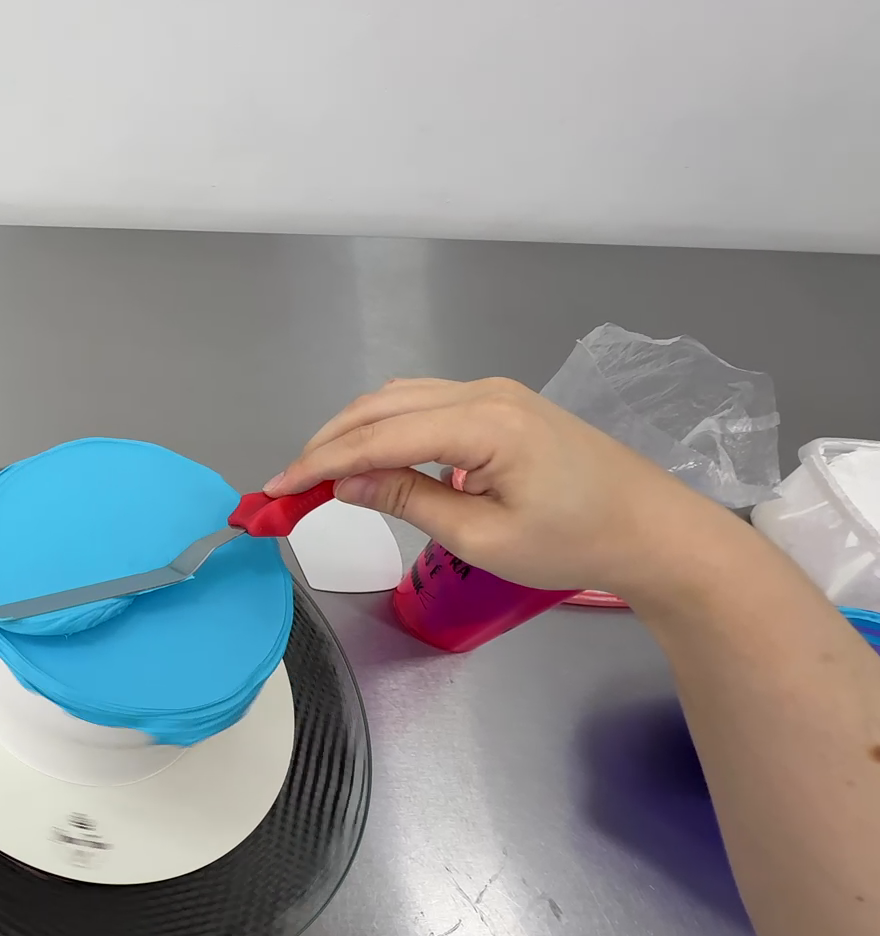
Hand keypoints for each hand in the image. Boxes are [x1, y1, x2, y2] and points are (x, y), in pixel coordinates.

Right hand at [265, 377, 731, 596]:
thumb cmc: (575, 544)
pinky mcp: (497, 403)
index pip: (377, 438)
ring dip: (349, 431)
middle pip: (377, 407)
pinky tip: (366, 450)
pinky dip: (379, 424)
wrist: (659, 534)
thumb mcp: (482, 537)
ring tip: (318, 470)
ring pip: (394, 398)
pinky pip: (418, 401)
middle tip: (289, 483)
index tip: (277, 489)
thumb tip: (344, 483)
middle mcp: (482, 393)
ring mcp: (492, 392)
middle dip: (325, 444)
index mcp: (483, 425)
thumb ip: (408, 501)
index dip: (319, 463)